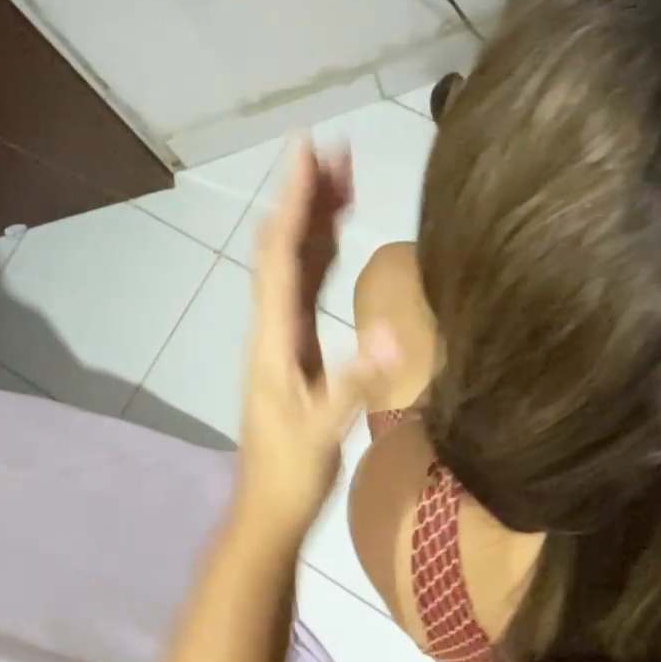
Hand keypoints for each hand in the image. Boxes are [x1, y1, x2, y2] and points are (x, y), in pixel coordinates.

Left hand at [233, 138, 398, 536]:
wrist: (267, 510)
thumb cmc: (288, 475)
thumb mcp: (322, 431)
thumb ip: (352, 383)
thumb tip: (393, 336)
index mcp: (273, 340)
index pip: (279, 256)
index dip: (295, 202)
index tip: (309, 151)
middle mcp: (272, 330)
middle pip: (286, 250)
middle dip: (308, 199)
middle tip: (336, 151)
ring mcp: (283, 342)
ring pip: (296, 269)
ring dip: (315, 223)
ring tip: (342, 180)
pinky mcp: (297, 357)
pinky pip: (307, 294)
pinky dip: (321, 260)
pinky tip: (337, 244)